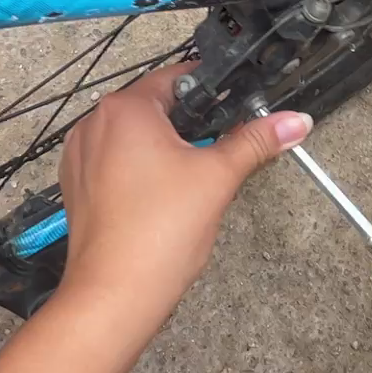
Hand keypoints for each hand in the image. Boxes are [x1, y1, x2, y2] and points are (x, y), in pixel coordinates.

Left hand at [56, 64, 310, 326]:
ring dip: (162, 149)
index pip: (176, 77)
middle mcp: (94, 124)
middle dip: (188, 126)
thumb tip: (293, 121)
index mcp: (126, 109)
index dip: (210, 91)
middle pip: (154, 107)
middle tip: (215, 152)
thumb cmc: (156, 234)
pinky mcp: (78, 186)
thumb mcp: (218, 177)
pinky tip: (160, 199)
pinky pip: (114, 163)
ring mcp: (81, 156)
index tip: (232, 105)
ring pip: (133, 137)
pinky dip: (138, 171)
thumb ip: (256, 141)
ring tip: (187, 181)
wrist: (115, 295)